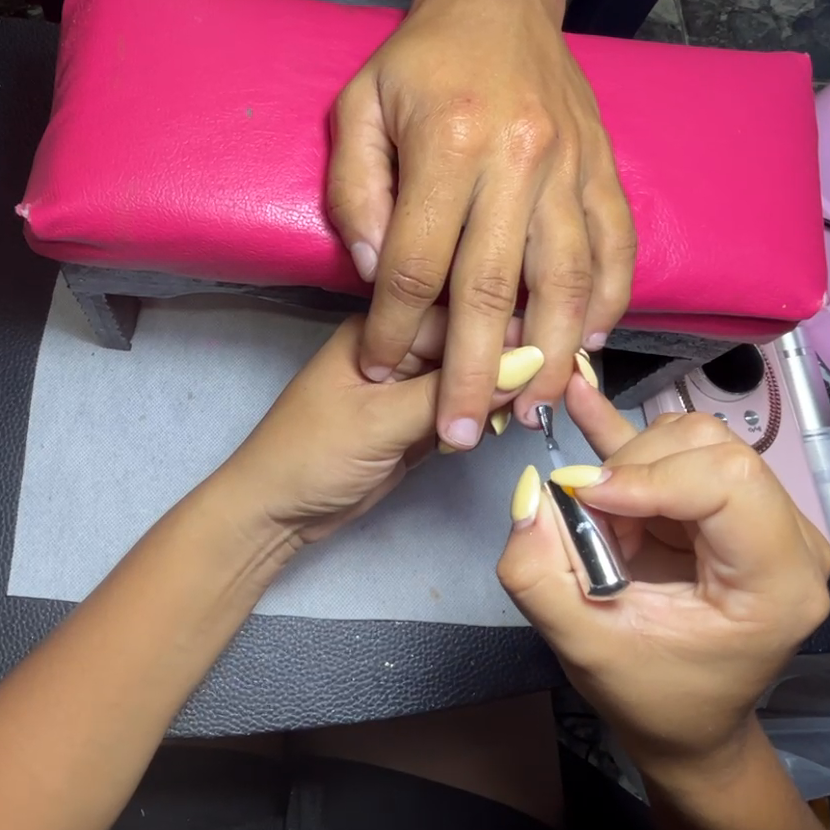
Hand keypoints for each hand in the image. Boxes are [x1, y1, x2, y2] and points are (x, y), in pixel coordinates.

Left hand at [213, 312, 535, 547]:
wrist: (276, 512)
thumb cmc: (313, 455)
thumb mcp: (380, 420)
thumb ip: (449, 391)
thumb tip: (526, 363)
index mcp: (380, 327)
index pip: (457, 316)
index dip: (504, 335)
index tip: (552, 356)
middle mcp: (397, 346)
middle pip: (468, 344)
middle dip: (505, 368)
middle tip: (541, 395)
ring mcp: (407, 386)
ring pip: (468, 379)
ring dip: (493, 397)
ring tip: (521, 415)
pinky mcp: (414, 421)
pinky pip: (458, 410)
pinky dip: (477, 421)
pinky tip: (496, 429)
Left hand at [328, 0, 633, 453]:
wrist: (499, 2)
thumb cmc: (418, 63)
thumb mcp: (356, 111)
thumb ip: (356, 195)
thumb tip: (372, 273)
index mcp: (449, 145)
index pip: (414, 264)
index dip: (392, 328)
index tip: (377, 371)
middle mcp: (519, 162)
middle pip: (493, 290)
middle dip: (473, 373)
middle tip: (461, 435)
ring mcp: (573, 169)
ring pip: (569, 282)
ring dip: (550, 357)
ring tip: (531, 412)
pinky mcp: (606, 172)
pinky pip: (618, 250)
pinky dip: (609, 305)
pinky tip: (587, 348)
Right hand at [496, 374, 829, 777]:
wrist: (686, 717)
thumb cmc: (650, 694)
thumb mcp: (582, 647)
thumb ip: (539, 575)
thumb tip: (531, 493)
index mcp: (776, 582)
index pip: (725, 481)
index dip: (644, 478)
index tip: (579, 498)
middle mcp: (787, 537)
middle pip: (706, 449)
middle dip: (628, 476)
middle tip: (588, 526)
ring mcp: (763, 515)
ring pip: (686, 439)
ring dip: (625, 470)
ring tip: (601, 522)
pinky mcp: (724, 502)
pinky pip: (674, 446)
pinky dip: (622, 429)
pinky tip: (580, 397)